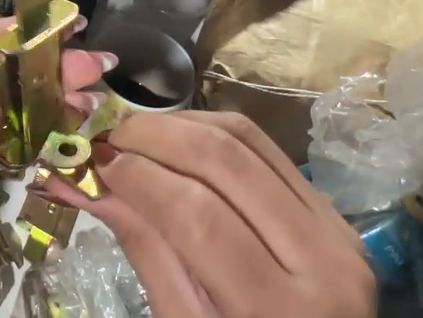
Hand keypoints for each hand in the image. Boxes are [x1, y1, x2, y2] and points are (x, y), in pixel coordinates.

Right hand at [43, 112, 374, 317]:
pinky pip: (262, 144)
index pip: (198, 216)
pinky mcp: (332, 210)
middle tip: (106, 138)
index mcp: (279, 310)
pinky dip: (208, 127)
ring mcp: (335, 228)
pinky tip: (173, 136)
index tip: (94, 161)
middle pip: (222, 160)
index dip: (140, 177)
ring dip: (176, 123)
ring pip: (243, 137)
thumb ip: (144, 248)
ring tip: (132, 134)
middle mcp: (321, 261)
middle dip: (152, 136)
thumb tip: (87, 182)